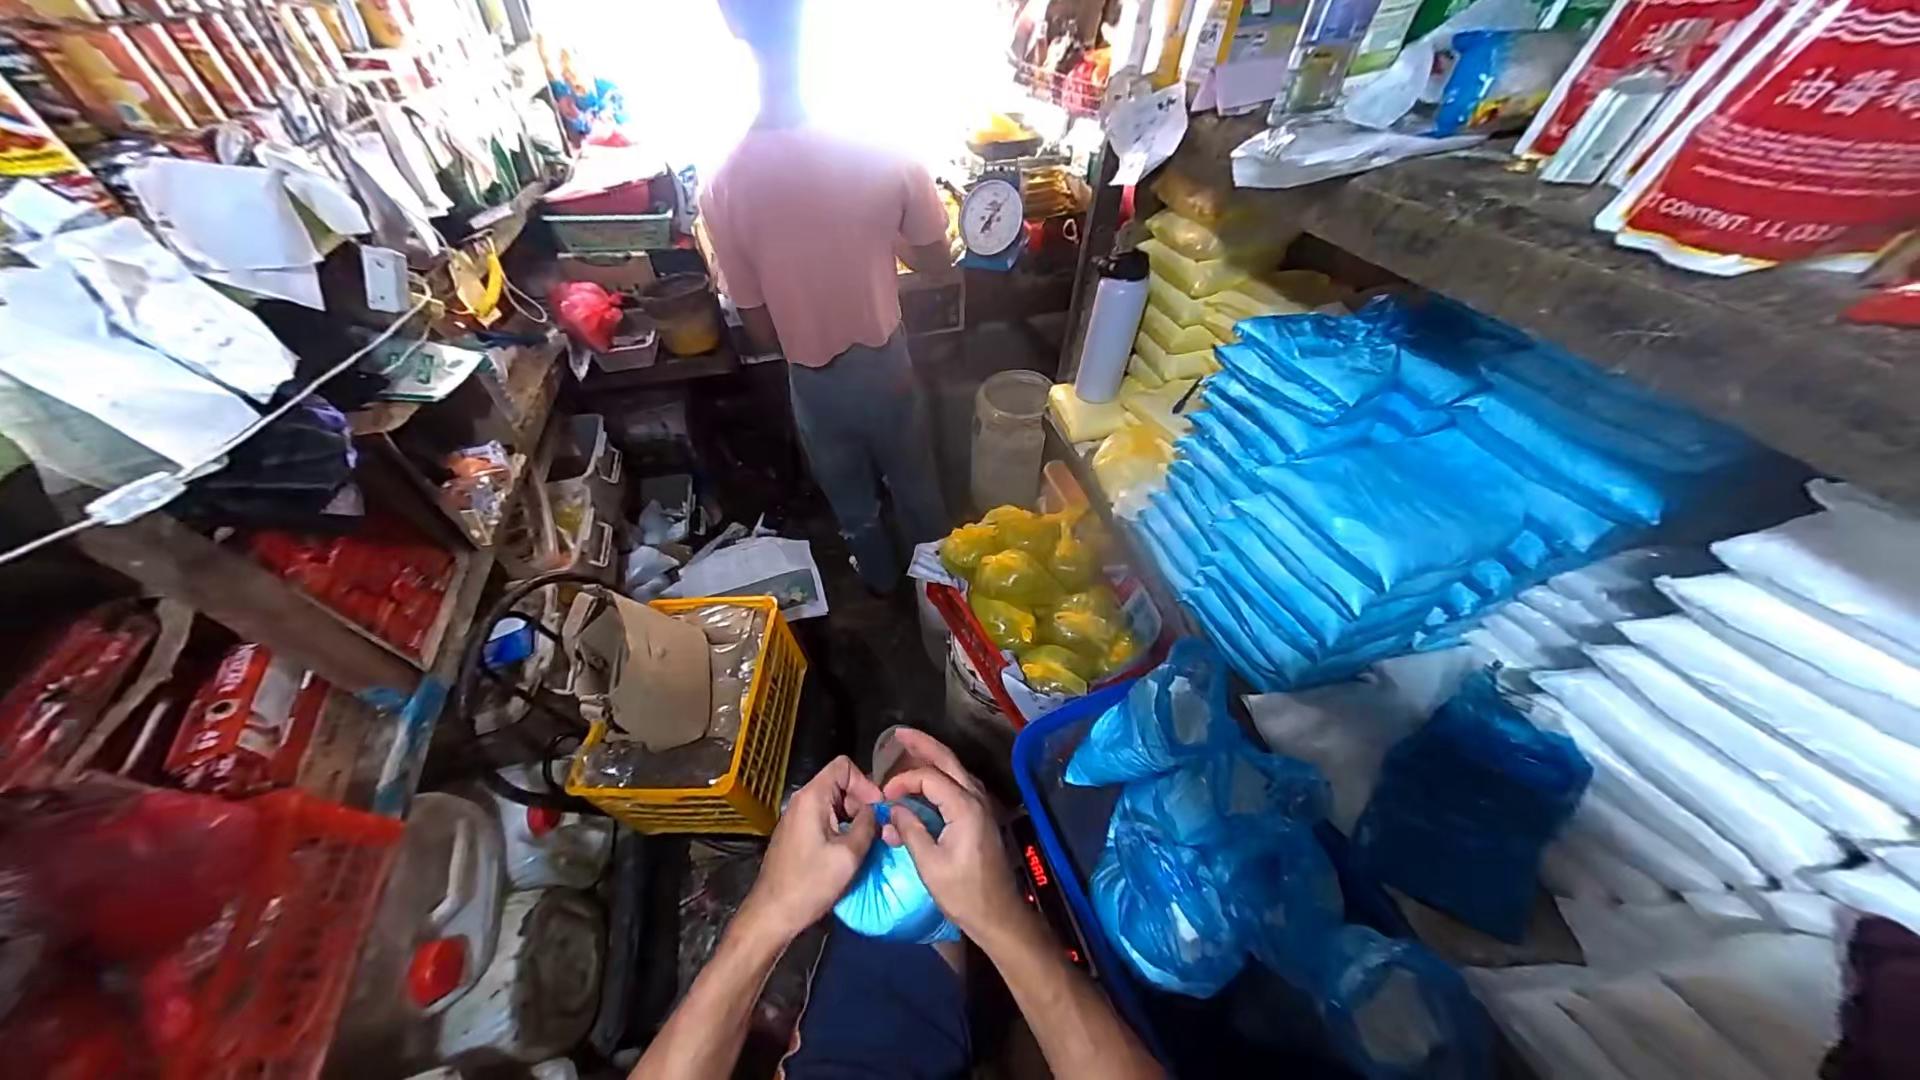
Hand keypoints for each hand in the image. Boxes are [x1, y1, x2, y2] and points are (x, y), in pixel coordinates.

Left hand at [738, 756, 883, 942]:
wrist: (770, 916)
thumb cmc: (809, 884)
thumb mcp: (848, 855)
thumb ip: (868, 825)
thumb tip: (877, 811)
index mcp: (812, 797)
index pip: (844, 766)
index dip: (865, 783)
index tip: (877, 808)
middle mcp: (802, 800)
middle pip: (840, 783)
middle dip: (862, 802)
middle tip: (877, 829)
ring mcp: (798, 817)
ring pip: (834, 802)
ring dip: (853, 817)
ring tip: (867, 841)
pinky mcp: (797, 834)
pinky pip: (825, 817)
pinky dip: (841, 827)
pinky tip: (849, 850)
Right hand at [882, 746, 1027, 940]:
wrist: (998, 913)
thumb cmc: (964, 892)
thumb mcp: (930, 864)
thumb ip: (911, 831)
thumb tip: (894, 809)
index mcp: (964, 806)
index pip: (930, 777)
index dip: (903, 781)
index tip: (884, 796)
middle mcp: (976, 797)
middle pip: (948, 760)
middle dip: (923, 744)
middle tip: (899, 733)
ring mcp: (981, 804)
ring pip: (955, 769)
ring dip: (933, 756)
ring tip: (910, 747)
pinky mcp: (980, 814)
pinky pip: (959, 783)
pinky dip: (941, 774)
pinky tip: (928, 777)